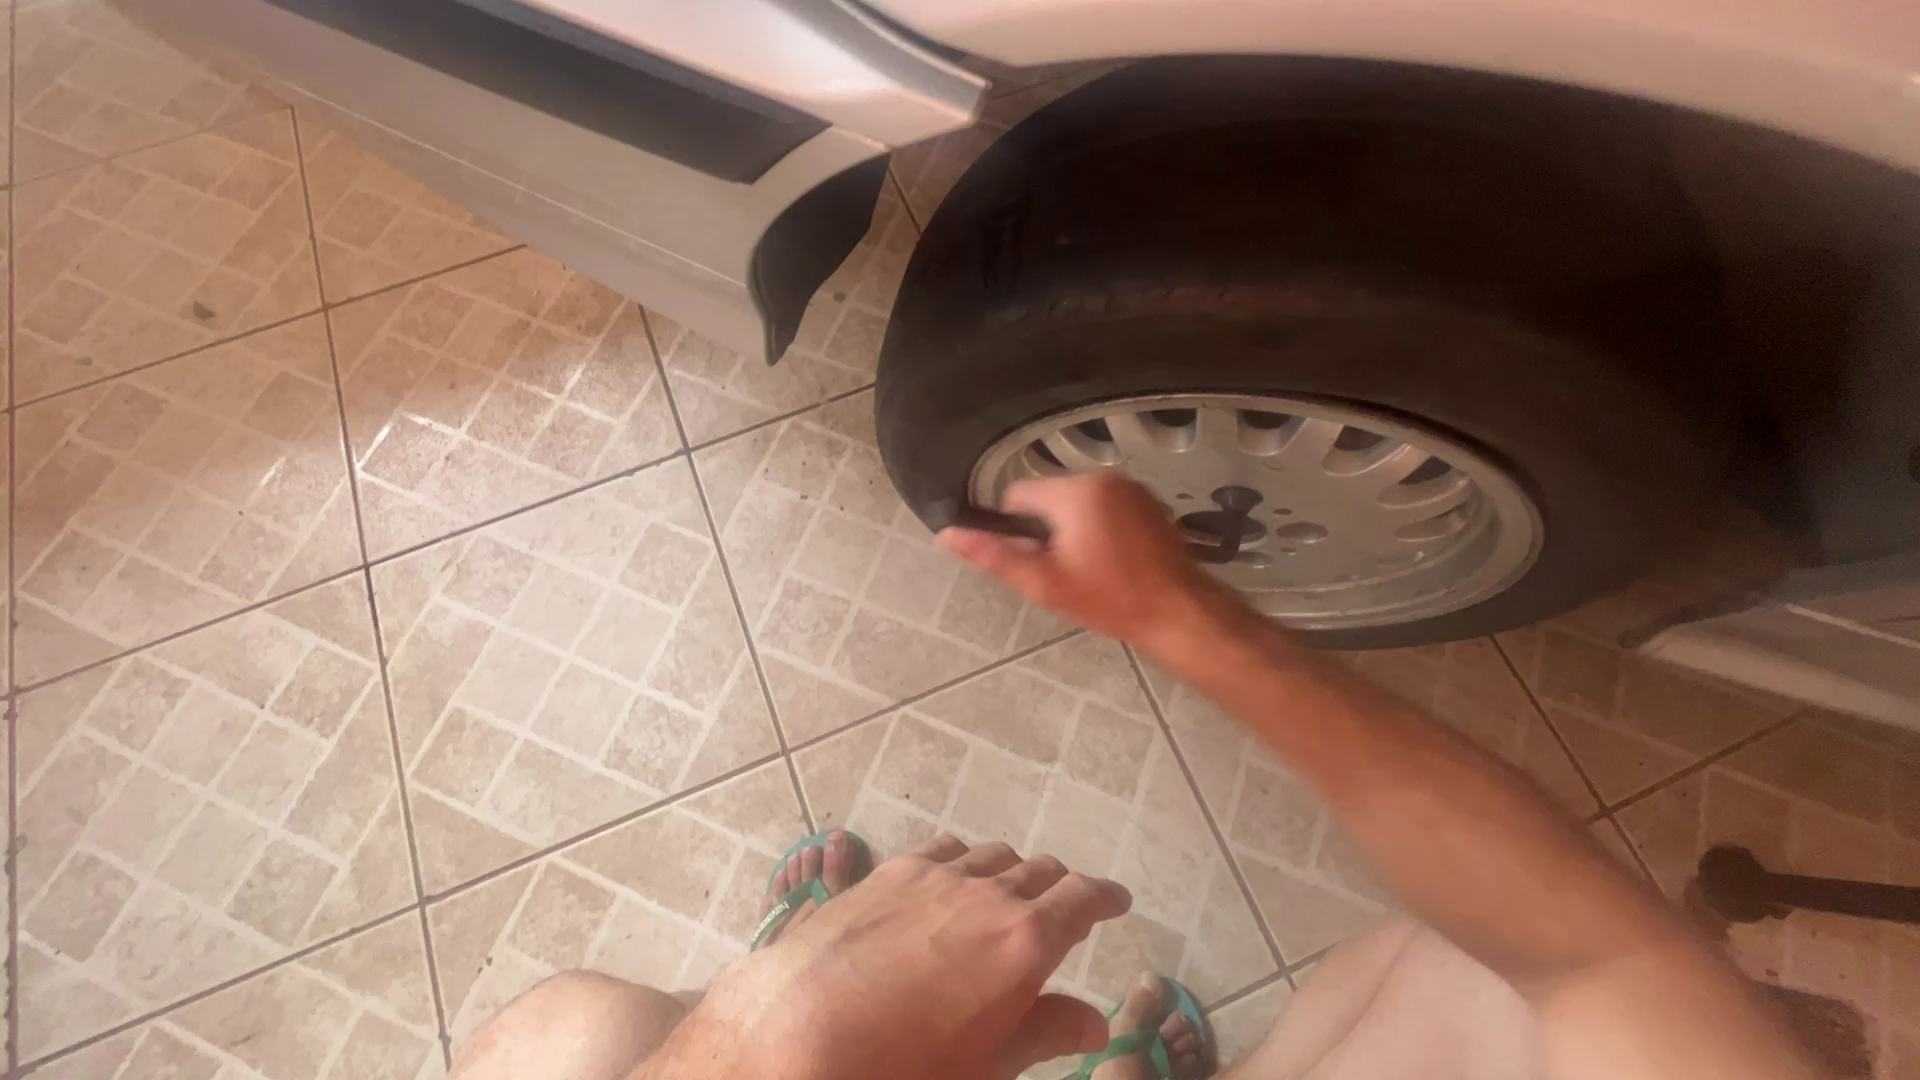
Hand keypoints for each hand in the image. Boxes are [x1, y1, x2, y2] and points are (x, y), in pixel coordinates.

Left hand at [649, 837, 1132, 1079]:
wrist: (797, 1035)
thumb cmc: (905, 1068)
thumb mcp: (987, 1065)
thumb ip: (1045, 1032)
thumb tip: (1094, 1021)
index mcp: (1025, 940)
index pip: (1083, 900)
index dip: (1105, 898)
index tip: (1117, 900)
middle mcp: (989, 892)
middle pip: (1042, 872)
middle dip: (1061, 888)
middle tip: (1065, 911)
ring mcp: (938, 872)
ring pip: (995, 856)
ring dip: (1013, 874)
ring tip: (1009, 899)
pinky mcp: (893, 868)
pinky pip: (947, 849)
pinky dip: (965, 861)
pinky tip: (954, 881)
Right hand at [936, 473, 1222, 646]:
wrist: (1179, 612)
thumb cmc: (1109, 599)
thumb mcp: (1043, 583)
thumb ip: (994, 555)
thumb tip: (946, 535)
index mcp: (1075, 491)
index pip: (1018, 493)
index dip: (1017, 527)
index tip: (1035, 559)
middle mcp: (1104, 478)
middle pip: (1049, 495)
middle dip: (1047, 528)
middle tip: (1064, 570)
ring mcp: (1131, 487)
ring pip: (1077, 500)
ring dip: (1073, 526)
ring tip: (1090, 567)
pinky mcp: (1149, 501)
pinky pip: (1106, 504)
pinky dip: (1100, 524)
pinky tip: (1112, 559)